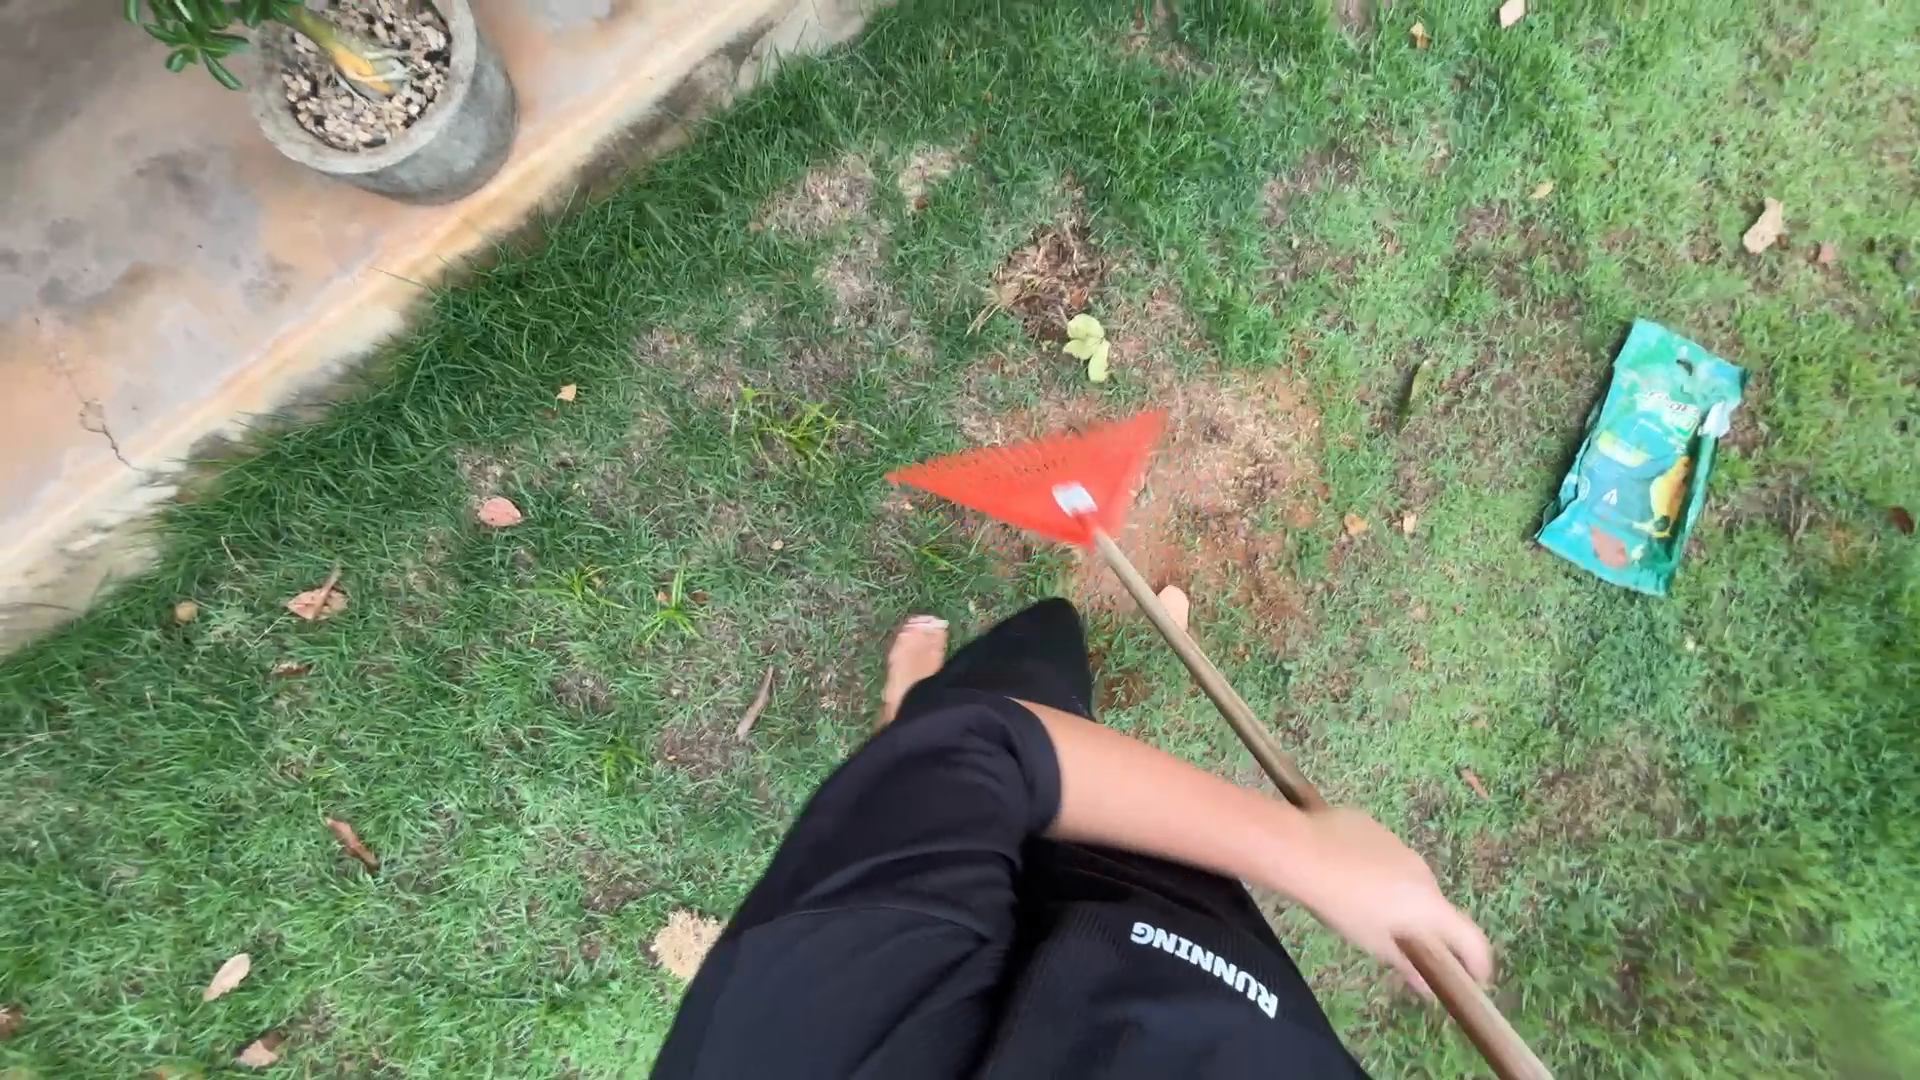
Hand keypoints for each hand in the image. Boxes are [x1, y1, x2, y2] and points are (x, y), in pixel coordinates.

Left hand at [1276, 807, 1493, 996]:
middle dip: (1422, 919)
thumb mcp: (1371, 941)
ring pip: (1405, 872)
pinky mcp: (1369, 823)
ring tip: (1361, 896)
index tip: (1473, 975)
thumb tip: (1424, 985)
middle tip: (1397, 932)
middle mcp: (1422, 870)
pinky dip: (1371, 860)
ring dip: (1395, 887)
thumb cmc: (1339, 903)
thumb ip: (1404, 962)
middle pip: (1433, 902)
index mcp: (1429, 905)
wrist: (1300, 850)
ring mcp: (1396, 841)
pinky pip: (1379, 849)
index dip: (1477, 961)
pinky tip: (1344, 865)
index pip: (1471, 938)